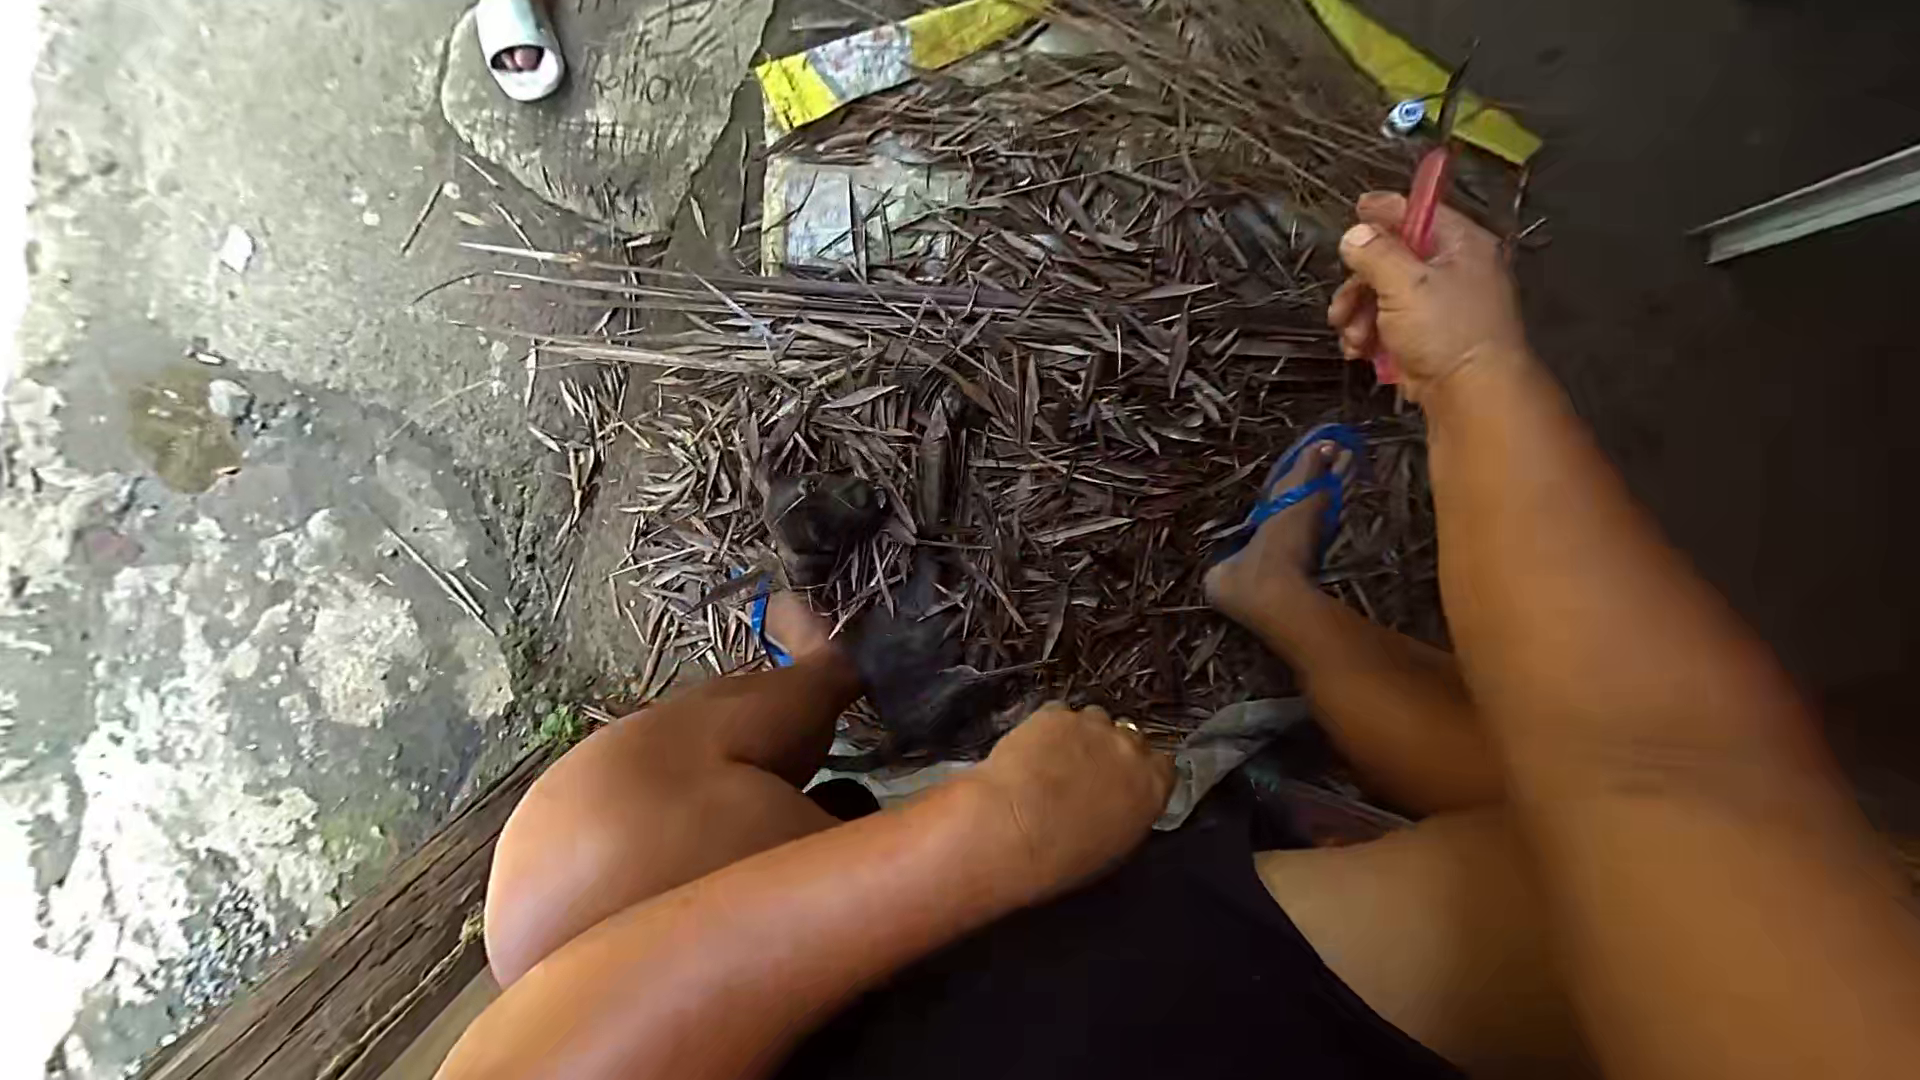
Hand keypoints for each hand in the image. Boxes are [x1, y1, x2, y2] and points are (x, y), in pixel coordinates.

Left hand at [966, 703, 1173, 901]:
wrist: (1015, 829)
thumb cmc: (1063, 855)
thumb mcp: (1116, 842)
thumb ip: (1129, 808)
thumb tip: (1119, 798)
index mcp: (1151, 786)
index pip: (1163, 764)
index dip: (1142, 769)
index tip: (1125, 777)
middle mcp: (1128, 748)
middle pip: (1128, 736)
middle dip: (1111, 749)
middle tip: (1086, 768)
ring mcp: (1091, 725)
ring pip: (1093, 719)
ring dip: (1081, 734)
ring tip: (1055, 757)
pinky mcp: (1055, 713)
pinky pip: (1057, 713)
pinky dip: (1048, 727)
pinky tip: (1033, 748)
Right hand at [1327, 192, 1532, 402]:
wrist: (1467, 388)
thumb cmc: (1446, 330)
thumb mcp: (1406, 284)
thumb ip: (1376, 255)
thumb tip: (1354, 233)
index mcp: (1459, 245)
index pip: (1419, 213)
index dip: (1387, 210)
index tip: (1359, 206)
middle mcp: (1450, 269)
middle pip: (1389, 261)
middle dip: (1358, 287)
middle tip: (1341, 309)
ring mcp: (1436, 304)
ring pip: (1380, 296)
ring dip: (1357, 317)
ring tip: (1354, 339)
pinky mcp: (1422, 334)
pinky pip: (1384, 324)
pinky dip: (1366, 335)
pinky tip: (1360, 350)